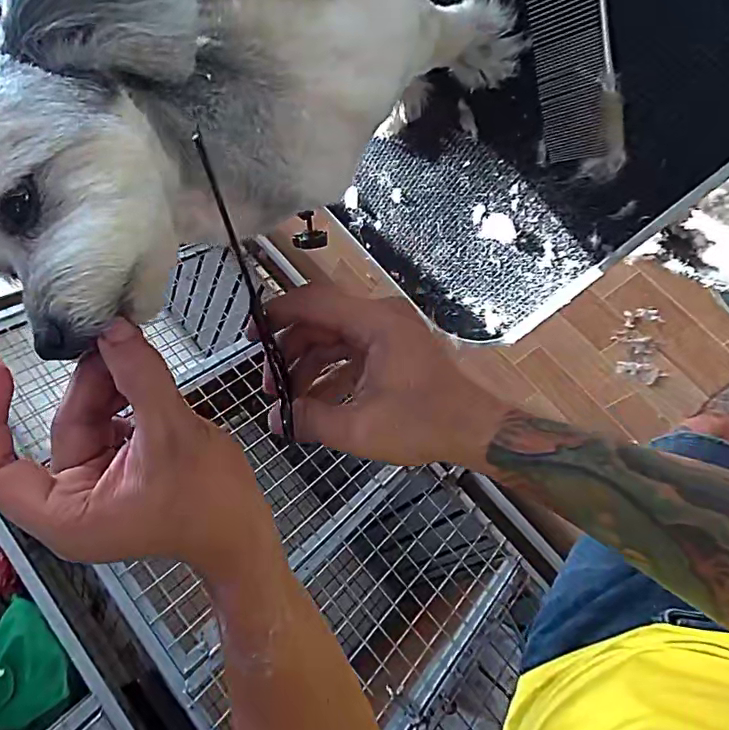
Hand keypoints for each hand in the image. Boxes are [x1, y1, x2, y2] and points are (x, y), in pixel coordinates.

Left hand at [0, 319, 281, 577]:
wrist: (245, 531)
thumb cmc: (210, 505)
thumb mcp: (173, 435)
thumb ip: (141, 379)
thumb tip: (114, 330)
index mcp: (66, 514)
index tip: (0, 372)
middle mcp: (76, 500)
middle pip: (63, 429)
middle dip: (91, 386)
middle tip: (112, 342)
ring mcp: (103, 484)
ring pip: (92, 421)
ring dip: (114, 386)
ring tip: (137, 356)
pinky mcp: (127, 470)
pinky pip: (116, 424)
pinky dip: (130, 398)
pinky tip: (147, 379)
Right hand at [256, 284, 510, 467]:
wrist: (476, 428)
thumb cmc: (427, 422)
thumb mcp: (359, 428)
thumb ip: (310, 421)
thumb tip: (276, 419)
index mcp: (376, 322)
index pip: (314, 301)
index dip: (276, 315)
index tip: (253, 337)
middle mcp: (384, 318)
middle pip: (323, 321)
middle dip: (290, 351)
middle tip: (270, 384)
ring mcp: (393, 334)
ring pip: (337, 339)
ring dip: (310, 365)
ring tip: (289, 398)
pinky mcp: (398, 351)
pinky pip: (355, 353)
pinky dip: (333, 373)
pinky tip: (317, 401)